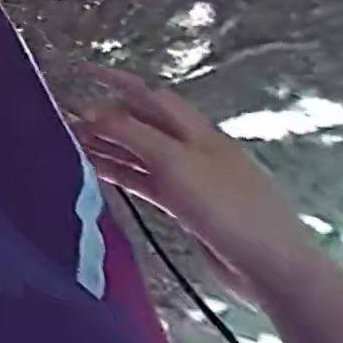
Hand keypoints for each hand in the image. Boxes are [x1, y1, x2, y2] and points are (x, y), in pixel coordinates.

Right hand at [72, 67, 322, 296]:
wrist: (274, 271)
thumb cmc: (226, 206)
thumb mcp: (173, 160)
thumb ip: (128, 131)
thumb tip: (91, 111)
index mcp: (196, 131)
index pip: (148, 94)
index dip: (114, 79)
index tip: (80, 71)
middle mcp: (192, 149)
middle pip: (141, 122)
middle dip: (104, 116)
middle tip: (68, 118)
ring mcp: (190, 178)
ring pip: (139, 151)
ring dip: (107, 144)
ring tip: (71, 141)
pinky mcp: (186, 206)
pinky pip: (143, 178)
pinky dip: (118, 170)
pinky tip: (93, 167)